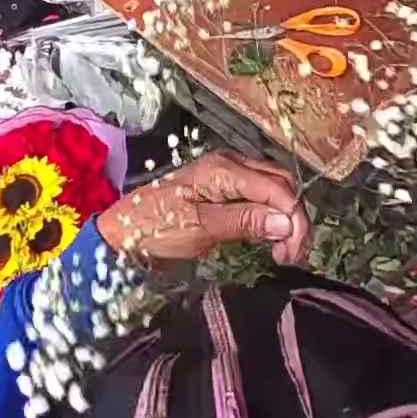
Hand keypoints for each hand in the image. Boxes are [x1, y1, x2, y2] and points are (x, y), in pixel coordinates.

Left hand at [95, 150, 311, 265]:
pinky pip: (262, 192)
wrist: (122, 230)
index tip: (294, 251)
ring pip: (275, 186)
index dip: (293, 217)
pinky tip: (271, 236)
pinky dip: (273, 214)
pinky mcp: (228, 184)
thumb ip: (244, 220)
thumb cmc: (155, 228)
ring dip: (286, 216)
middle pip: (281, 182)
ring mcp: (230, 171)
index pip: (276, 187)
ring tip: (284, 250)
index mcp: (224, 169)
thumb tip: (287, 221)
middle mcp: (232, 162)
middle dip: (294, 217)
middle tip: (291, 255)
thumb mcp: (200, 228)